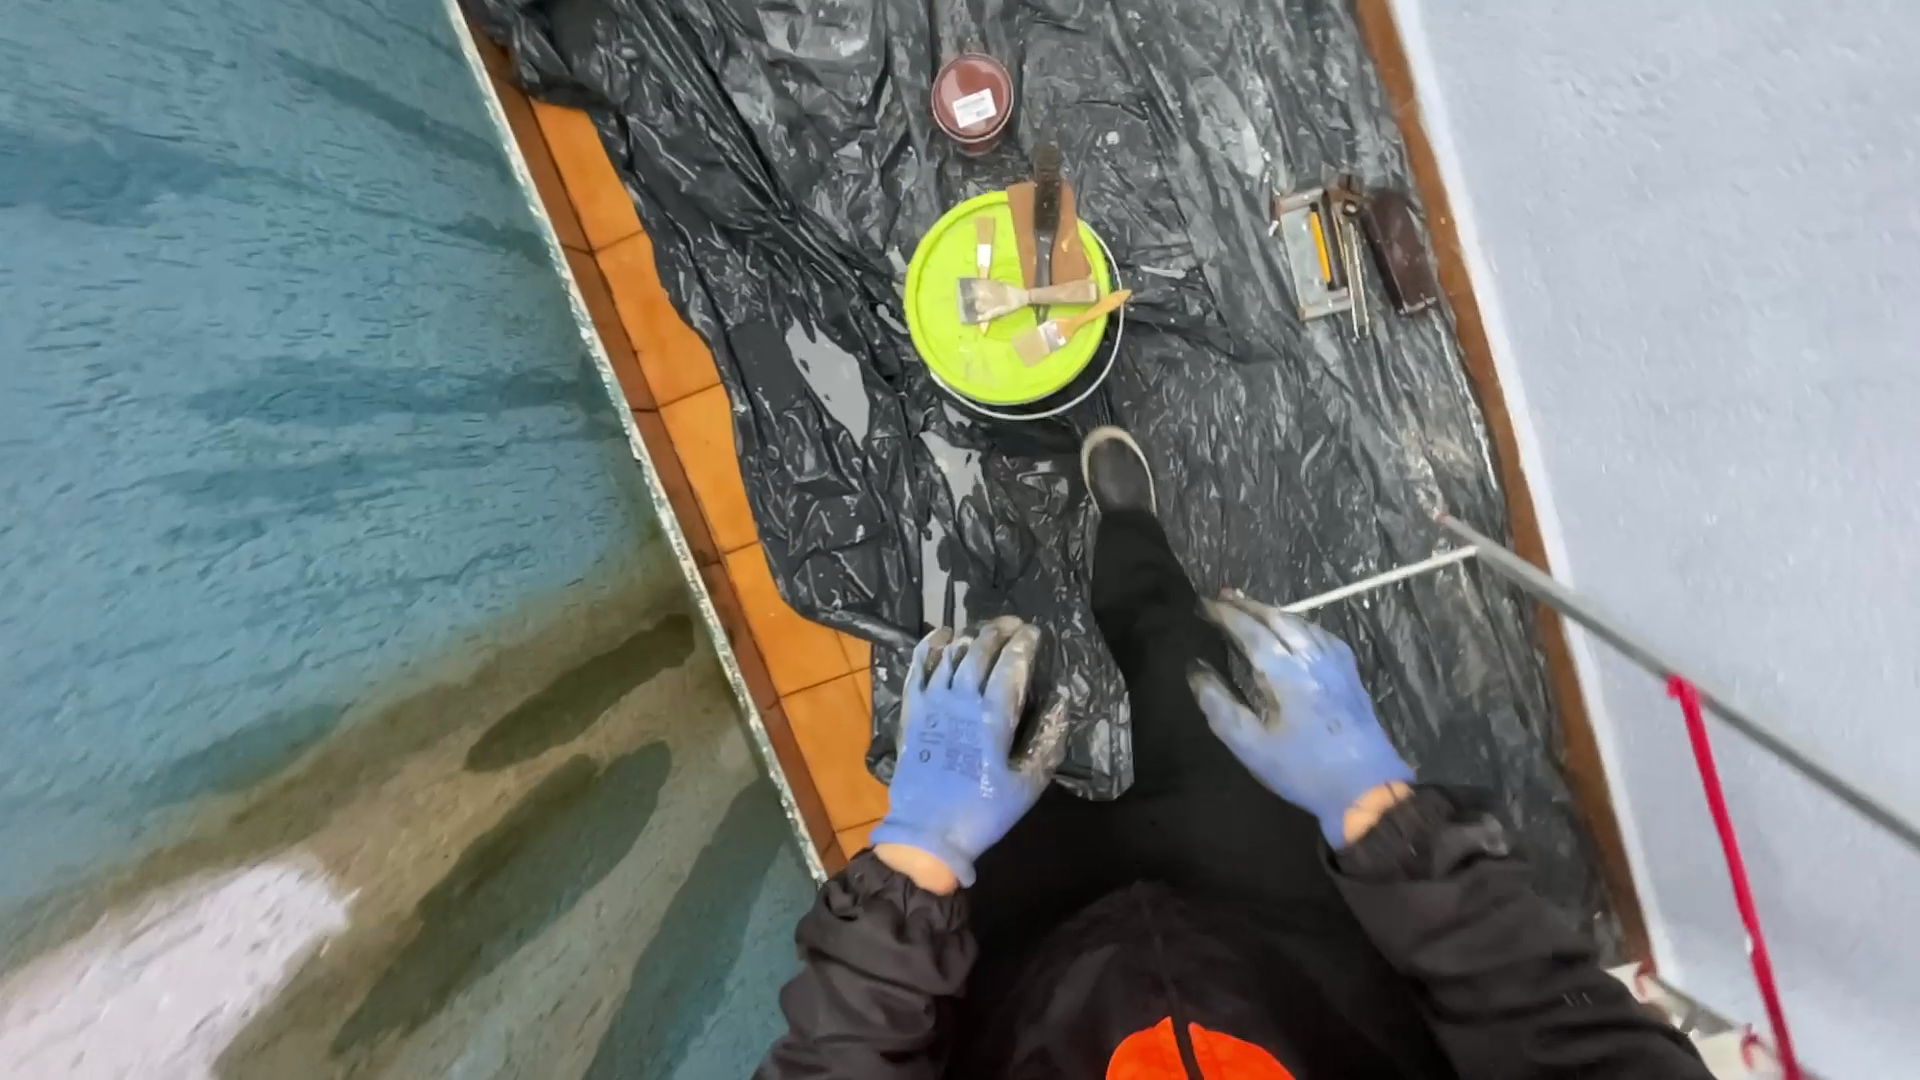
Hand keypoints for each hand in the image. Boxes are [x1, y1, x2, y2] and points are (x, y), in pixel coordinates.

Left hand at [870, 616, 1069, 887]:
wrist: (927, 833)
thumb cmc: (982, 812)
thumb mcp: (1028, 784)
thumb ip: (1048, 740)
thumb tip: (1063, 701)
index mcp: (992, 716)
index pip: (1011, 665)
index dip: (1024, 644)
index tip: (1035, 632)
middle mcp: (961, 699)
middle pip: (980, 651)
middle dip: (1000, 631)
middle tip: (1014, 624)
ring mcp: (933, 701)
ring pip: (952, 654)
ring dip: (971, 636)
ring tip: (985, 630)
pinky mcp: (912, 709)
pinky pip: (919, 667)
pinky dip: (930, 646)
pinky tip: (941, 634)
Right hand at [1189, 593, 1414, 845]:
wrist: (1367, 791)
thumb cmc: (1302, 769)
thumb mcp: (1249, 744)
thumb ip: (1218, 703)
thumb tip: (1195, 669)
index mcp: (1286, 672)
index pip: (1249, 629)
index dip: (1223, 614)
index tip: (1201, 604)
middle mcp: (1313, 657)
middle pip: (1276, 617)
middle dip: (1246, 604)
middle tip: (1220, 596)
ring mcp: (1336, 662)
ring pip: (1299, 622)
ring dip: (1270, 611)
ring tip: (1248, 607)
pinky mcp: (1350, 672)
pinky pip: (1319, 633)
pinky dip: (1296, 623)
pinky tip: (1290, 629)